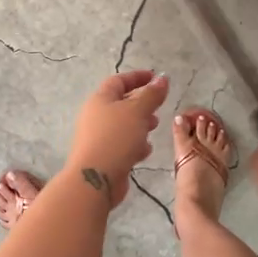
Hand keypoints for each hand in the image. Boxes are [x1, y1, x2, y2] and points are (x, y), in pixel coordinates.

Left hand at [64, 70, 169, 205]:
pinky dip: (134, 144)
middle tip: (158, 108)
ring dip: (140, 124)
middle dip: (142, 104)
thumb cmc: (116, 138)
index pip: (119, 81)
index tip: (156, 78)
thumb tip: (162, 79)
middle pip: (121, 103)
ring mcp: (98, 137)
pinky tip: (144, 151)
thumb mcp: (137, 111)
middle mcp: (96, 116)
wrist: (95, 179)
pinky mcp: (104, 156)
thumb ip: (151, 95)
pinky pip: (122, 144)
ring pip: (123, 125)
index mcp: (100, 99)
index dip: (137, 77)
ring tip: (154, 127)